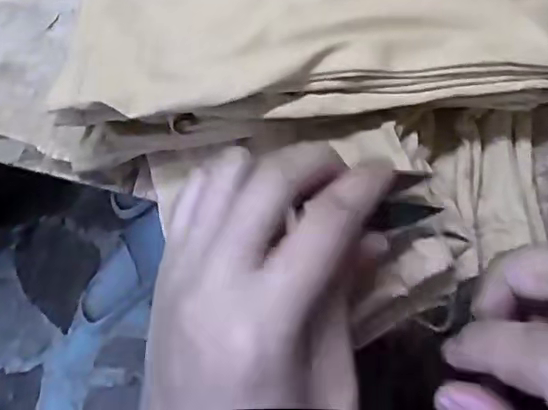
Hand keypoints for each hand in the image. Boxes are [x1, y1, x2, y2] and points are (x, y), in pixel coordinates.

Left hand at [145, 144, 394, 409]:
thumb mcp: (327, 389)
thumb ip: (343, 302)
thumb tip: (374, 234)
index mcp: (264, 323)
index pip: (323, 225)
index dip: (361, 187)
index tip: (386, 167)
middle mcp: (214, 277)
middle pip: (269, 178)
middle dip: (315, 160)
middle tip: (344, 170)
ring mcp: (180, 263)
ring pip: (225, 170)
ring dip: (269, 163)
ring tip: (299, 185)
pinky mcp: (162, 261)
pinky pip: (194, 189)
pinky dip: (228, 177)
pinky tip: (252, 196)